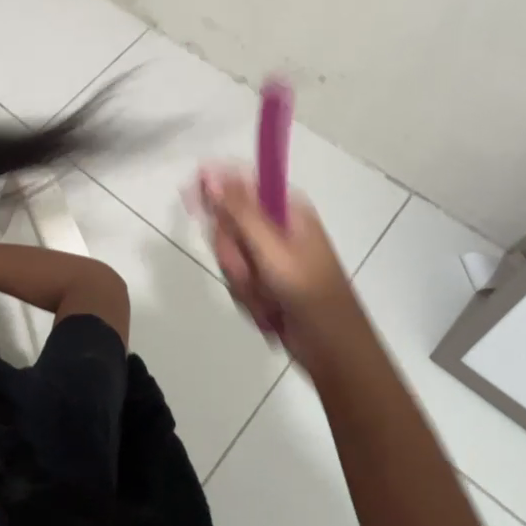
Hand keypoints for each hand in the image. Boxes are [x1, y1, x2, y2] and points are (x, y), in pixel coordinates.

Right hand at [197, 165, 371, 374]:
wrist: (335, 352)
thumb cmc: (310, 295)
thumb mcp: (271, 249)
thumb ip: (238, 211)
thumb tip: (209, 173)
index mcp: (286, 209)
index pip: (239, 180)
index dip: (212, 187)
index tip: (190, 201)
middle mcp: (277, 226)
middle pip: (227, 220)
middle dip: (231, 251)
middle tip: (247, 270)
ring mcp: (269, 254)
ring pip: (228, 251)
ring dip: (241, 278)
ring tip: (266, 299)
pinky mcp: (265, 279)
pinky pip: (235, 276)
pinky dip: (246, 295)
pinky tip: (267, 310)